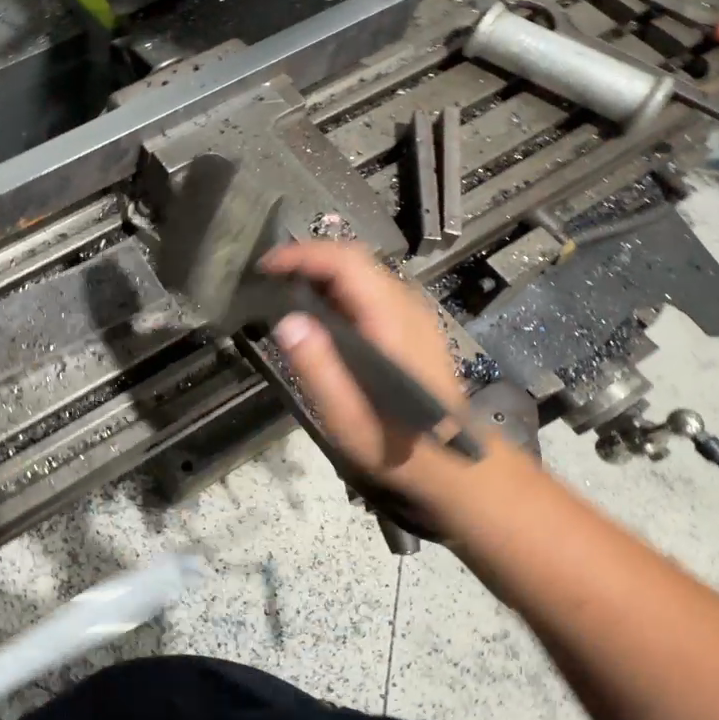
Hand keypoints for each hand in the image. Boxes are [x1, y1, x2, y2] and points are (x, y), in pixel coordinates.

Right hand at [261, 241, 466, 487]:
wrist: (452, 464)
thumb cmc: (395, 444)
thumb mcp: (347, 418)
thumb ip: (317, 368)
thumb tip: (286, 321)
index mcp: (391, 323)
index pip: (346, 263)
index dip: (303, 255)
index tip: (266, 266)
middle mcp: (407, 306)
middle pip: (354, 259)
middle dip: (308, 259)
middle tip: (268, 279)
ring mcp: (415, 312)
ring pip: (363, 271)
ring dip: (322, 273)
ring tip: (284, 293)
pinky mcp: (413, 323)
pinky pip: (371, 288)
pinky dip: (338, 287)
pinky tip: (318, 313)